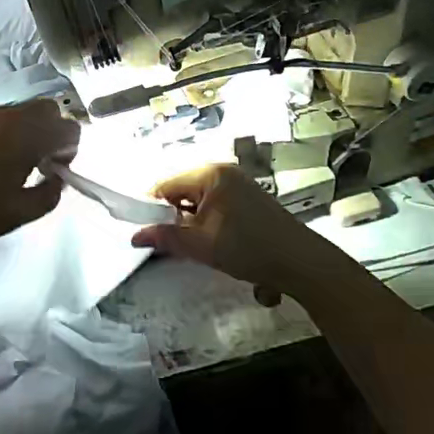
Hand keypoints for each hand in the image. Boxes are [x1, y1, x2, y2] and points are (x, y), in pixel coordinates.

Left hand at [0, 97, 78, 265]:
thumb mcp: (18, 214)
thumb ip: (49, 194)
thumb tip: (55, 177)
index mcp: (21, 134)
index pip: (66, 125)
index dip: (70, 147)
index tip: (59, 170)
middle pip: (43, 109)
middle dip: (51, 133)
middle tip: (40, 165)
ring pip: (16, 114)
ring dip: (25, 133)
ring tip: (9, 168)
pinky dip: (1, 134)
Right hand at [131, 165, 353, 302]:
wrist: (298, 261)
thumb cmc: (248, 248)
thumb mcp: (201, 245)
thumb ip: (166, 238)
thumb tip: (135, 236)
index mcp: (211, 174)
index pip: (167, 184)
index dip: (151, 207)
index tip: (143, 231)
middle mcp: (224, 172)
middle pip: (183, 190)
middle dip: (171, 215)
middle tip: (167, 242)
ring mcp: (239, 184)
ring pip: (199, 199)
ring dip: (190, 221)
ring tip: (190, 245)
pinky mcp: (249, 199)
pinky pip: (215, 204)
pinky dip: (206, 220)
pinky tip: (210, 241)